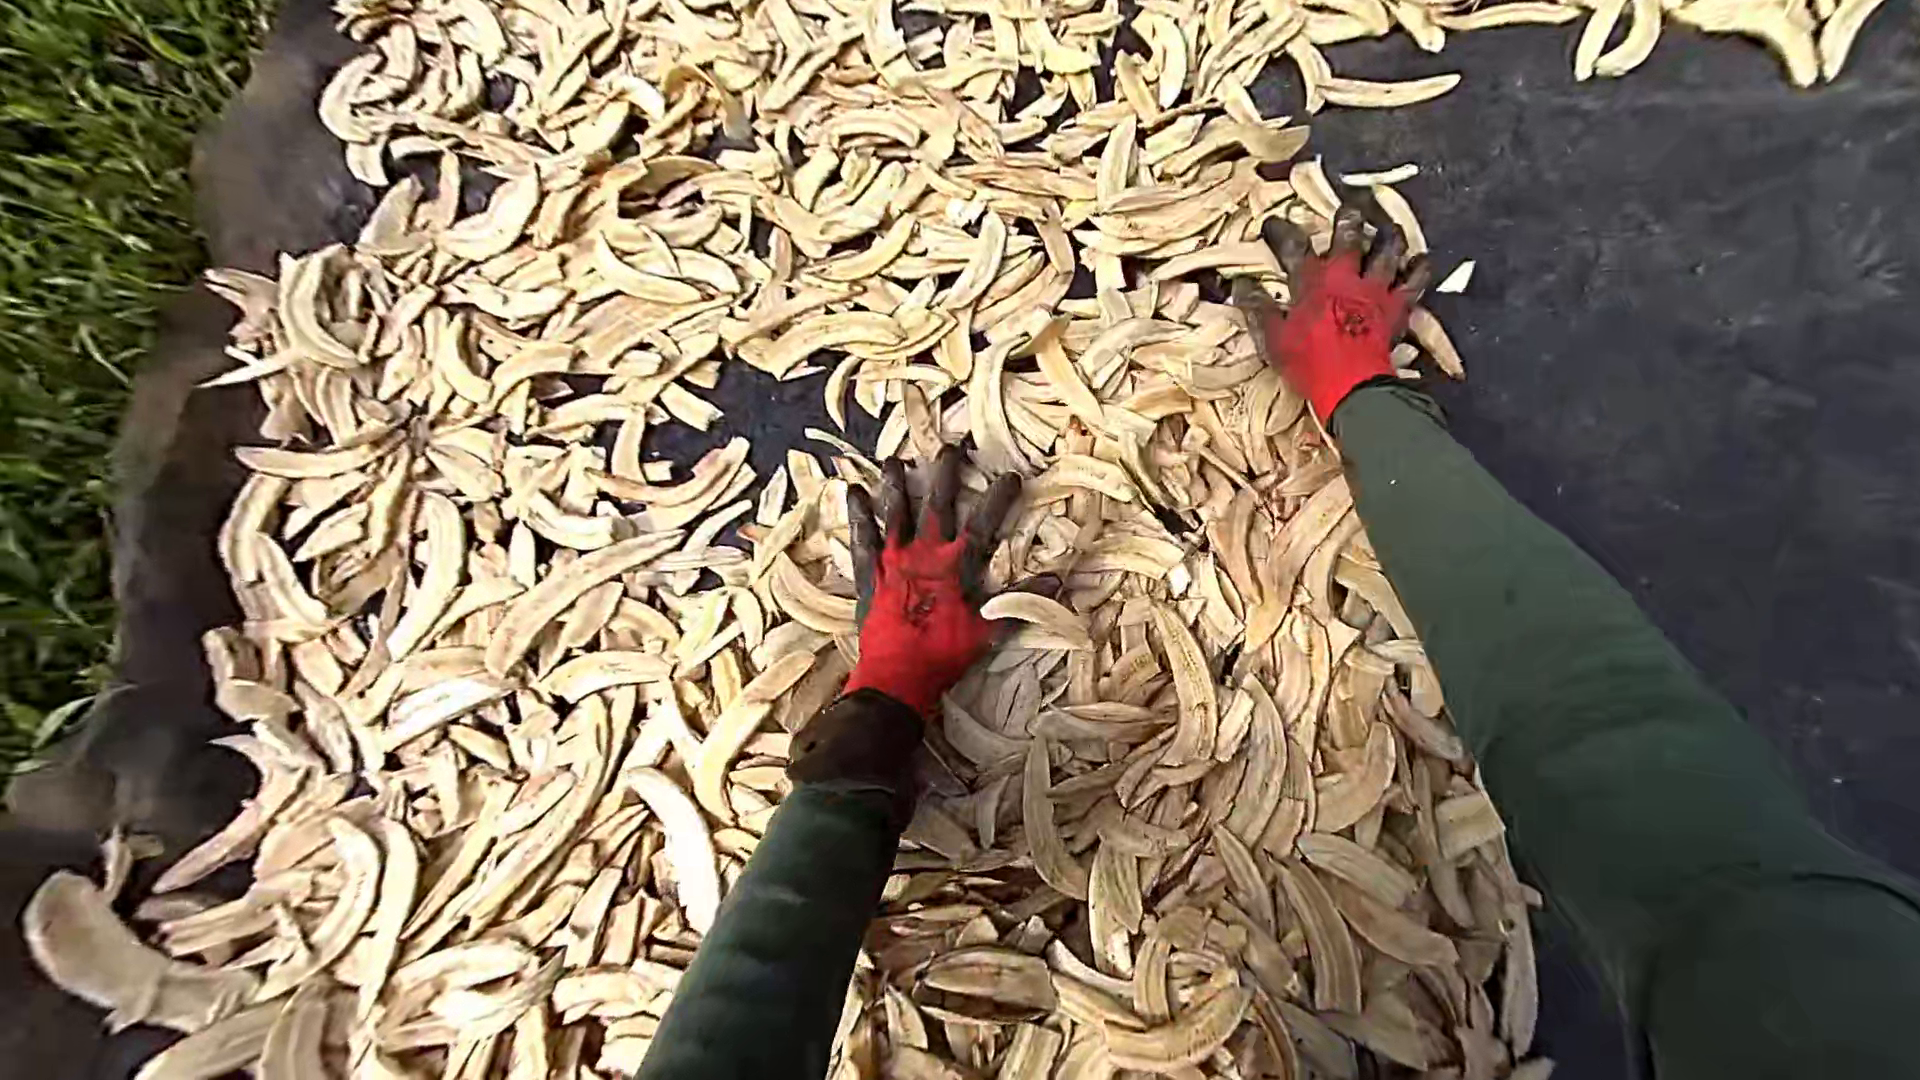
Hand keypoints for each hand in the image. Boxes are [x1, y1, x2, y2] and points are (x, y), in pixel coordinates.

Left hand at [842, 446, 1021, 713]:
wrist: (896, 676)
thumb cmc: (943, 653)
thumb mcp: (987, 632)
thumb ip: (1019, 603)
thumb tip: (1057, 581)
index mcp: (955, 565)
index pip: (984, 523)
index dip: (1000, 499)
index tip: (1013, 476)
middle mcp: (923, 553)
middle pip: (936, 505)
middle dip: (945, 475)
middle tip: (950, 448)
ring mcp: (892, 560)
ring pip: (895, 513)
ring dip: (897, 485)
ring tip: (896, 460)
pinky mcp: (869, 574)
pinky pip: (862, 539)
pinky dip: (858, 516)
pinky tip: (853, 493)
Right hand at [1234, 205, 1433, 422]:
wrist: (1350, 384)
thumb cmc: (1307, 363)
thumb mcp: (1273, 340)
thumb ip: (1259, 310)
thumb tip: (1241, 285)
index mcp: (1312, 284)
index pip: (1293, 249)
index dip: (1281, 233)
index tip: (1272, 223)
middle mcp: (1346, 277)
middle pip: (1349, 238)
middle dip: (1346, 220)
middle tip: (1347, 210)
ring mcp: (1376, 290)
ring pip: (1388, 250)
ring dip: (1388, 236)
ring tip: (1387, 228)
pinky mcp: (1398, 306)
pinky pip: (1415, 280)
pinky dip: (1419, 268)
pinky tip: (1419, 260)